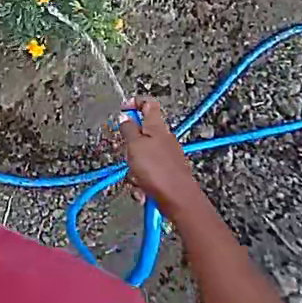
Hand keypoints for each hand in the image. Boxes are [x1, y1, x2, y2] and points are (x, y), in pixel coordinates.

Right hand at [119, 98, 205, 216]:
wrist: (178, 200)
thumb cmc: (159, 171)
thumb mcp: (134, 145)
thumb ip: (128, 129)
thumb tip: (124, 116)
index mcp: (157, 126)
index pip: (148, 104)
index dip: (135, 103)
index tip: (123, 108)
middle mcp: (164, 138)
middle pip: (142, 133)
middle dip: (130, 146)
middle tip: (127, 153)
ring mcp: (167, 156)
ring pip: (142, 156)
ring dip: (134, 168)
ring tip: (136, 177)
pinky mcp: (167, 173)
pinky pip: (147, 174)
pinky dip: (141, 182)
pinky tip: (143, 189)